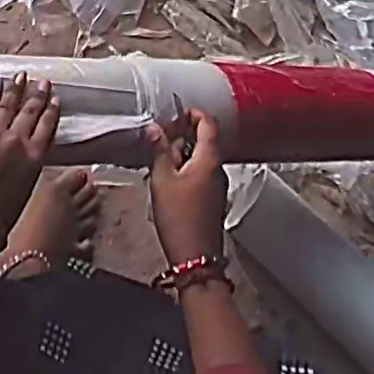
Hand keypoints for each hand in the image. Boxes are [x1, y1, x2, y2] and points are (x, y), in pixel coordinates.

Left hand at [0, 74, 59, 294]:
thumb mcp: (21, 197)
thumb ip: (25, 174)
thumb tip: (21, 168)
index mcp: (34, 160)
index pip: (47, 128)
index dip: (51, 112)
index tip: (55, 99)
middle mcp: (18, 141)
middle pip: (31, 112)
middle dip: (38, 95)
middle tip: (43, 82)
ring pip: (9, 103)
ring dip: (17, 88)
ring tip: (22, 75)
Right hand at [147, 109, 228, 264]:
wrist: (195, 259)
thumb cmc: (178, 217)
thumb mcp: (162, 179)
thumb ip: (160, 150)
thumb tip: (155, 128)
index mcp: (209, 160)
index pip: (209, 123)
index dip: (193, 113)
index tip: (174, 115)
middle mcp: (218, 169)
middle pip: (205, 140)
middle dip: (182, 136)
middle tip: (160, 142)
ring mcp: (218, 185)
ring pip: (201, 157)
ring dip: (182, 153)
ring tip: (160, 164)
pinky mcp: (213, 198)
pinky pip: (201, 172)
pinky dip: (186, 168)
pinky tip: (169, 181)